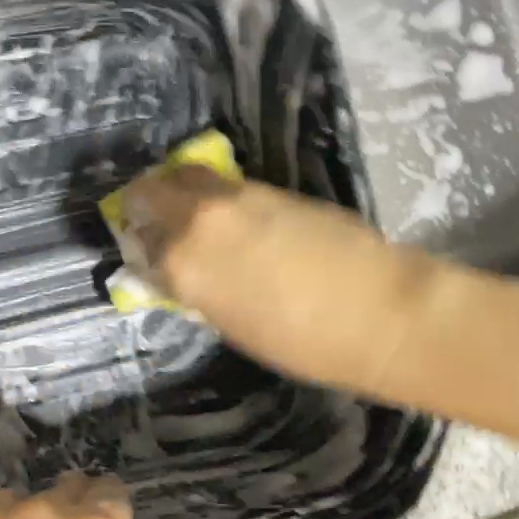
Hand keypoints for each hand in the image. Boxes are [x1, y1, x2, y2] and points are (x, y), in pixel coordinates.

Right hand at [118, 167, 436, 390]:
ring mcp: (236, 197)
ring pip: (188, 176)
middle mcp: (198, 220)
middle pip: (151, 191)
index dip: (137, 248)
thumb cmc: (300, 341)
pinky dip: (215, 194)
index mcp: (181, 264)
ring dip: (178, 190)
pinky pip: (225, 184)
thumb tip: (178, 276)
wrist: (380, 311)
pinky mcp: (271, 188)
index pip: (138, 244)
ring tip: (191, 214)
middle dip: (145, 203)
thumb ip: (195, 291)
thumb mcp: (230, 324)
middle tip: (153, 220)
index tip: (143, 255)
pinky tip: (232, 218)